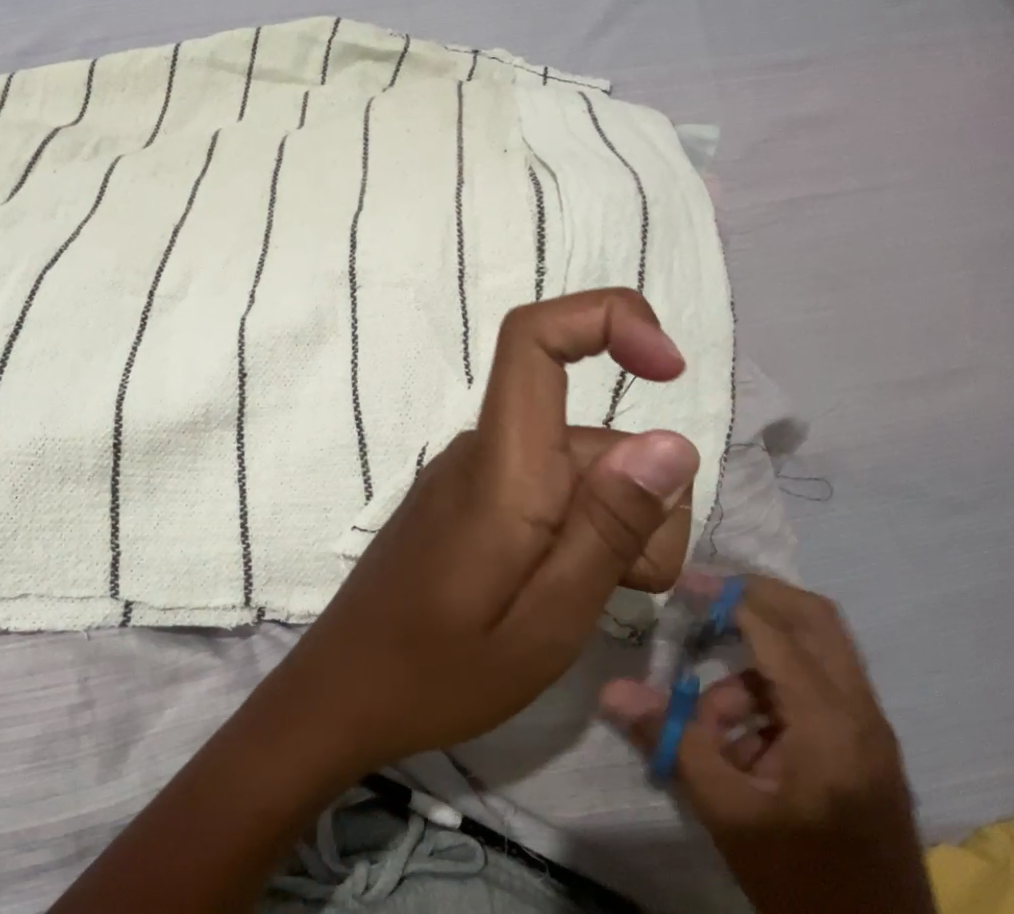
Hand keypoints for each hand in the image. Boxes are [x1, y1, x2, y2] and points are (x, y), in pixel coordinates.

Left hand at [256, 288, 700, 774]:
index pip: (534, 337)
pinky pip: (544, 496)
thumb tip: (671, 440)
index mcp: (501, 466)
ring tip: (578, 605)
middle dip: (641, 502)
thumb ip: (609, 528)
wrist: (341, 695)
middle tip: (622, 589)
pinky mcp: (466, 507)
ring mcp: (470, 479)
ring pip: (580, 474)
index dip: (609, 319)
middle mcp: (483, 454)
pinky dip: (573, 536)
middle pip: (595, 436)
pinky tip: (553, 596)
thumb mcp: (548, 619)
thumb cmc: (439, 672)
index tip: (671, 371)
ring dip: (609, 531)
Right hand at [601, 574, 935, 913]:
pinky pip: (819, 691)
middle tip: (701, 602)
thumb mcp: (727, 812)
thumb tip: (610, 691)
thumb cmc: (801, 878)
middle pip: (816, 620)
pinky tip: (737, 742)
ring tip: (706, 717)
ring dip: (757, 662)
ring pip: (817, 655)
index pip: (779, 631)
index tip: (682, 584)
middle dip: (757, 600)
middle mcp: (861, 713)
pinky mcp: (867, 750)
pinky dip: (774, 692)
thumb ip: (672, 741)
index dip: (729, 598)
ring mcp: (870, 731)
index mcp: (831, 723)